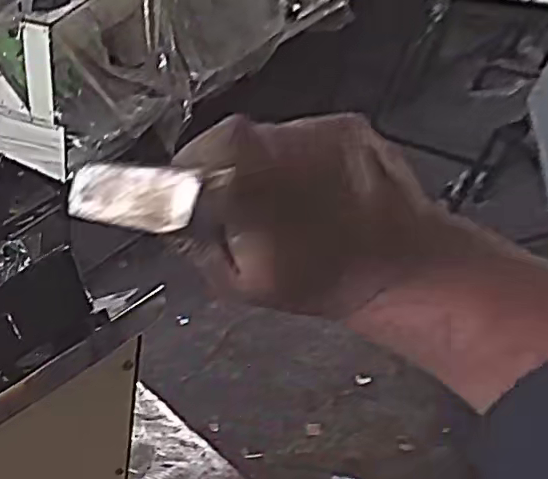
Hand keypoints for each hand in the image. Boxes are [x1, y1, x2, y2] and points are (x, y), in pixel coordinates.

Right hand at [170, 113, 488, 319]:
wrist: (396, 264)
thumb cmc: (319, 280)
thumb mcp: (235, 282)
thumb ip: (197, 246)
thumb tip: (167, 224)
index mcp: (251, 194)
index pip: (190, 166)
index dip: (166, 180)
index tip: (152, 194)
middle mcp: (286, 152)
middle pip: (220, 141)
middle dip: (199, 170)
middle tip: (200, 203)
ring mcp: (318, 134)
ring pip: (253, 136)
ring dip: (239, 166)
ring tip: (253, 204)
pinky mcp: (342, 126)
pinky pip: (289, 135)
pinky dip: (275, 161)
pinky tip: (287, 193)